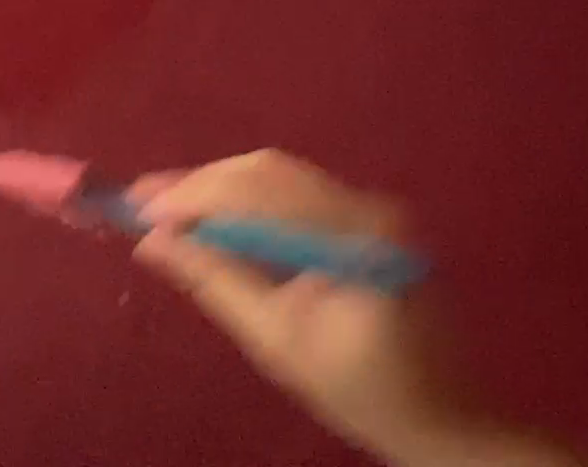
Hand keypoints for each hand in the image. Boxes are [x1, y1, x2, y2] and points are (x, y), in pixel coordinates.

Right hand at [129, 150, 587, 466]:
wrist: (447, 415)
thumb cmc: (362, 389)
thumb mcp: (276, 340)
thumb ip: (214, 280)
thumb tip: (149, 240)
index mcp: (359, 240)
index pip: (262, 195)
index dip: (194, 196)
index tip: (140, 209)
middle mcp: (369, 205)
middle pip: (264, 172)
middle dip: (197, 183)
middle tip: (141, 199)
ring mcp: (370, 202)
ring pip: (272, 172)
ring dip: (214, 184)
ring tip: (164, 202)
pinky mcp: (361, 208)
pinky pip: (288, 185)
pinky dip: (240, 192)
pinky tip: (208, 207)